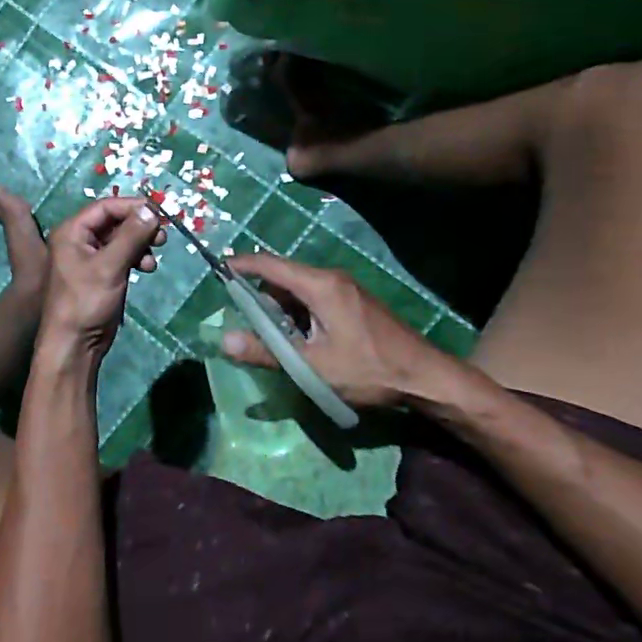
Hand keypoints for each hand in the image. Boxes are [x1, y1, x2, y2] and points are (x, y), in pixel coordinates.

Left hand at [39, 197, 165, 358]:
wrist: (75, 345)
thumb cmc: (85, 302)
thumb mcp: (110, 266)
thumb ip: (131, 236)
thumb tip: (151, 210)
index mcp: (72, 232)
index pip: (105, 207)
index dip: (132, 207)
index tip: (158, 212)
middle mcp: (79, 240)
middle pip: (114, 221)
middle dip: (139, 226)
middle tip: (161, 235)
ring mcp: (90, 258)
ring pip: (121, 239)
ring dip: (140, 243)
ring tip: (156, 253)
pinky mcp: (101, 274)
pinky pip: (122, 256)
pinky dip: (136, 257)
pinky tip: (147, 268)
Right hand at [221, 254, 443, 407]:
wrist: (425, 377)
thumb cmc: (367, 369)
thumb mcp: (311, 366)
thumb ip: (266, 352)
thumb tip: (225, 340)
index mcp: (320, 285)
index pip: (270, 264)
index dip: (241, 265)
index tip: (217, 270)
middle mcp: (332, 278)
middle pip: (284, 276)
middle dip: (260, 295)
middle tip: (243, 321)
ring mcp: (346, 288)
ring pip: (299, 288)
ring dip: (280, 307)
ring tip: (269, 337)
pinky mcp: (354, 301)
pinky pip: (315, 296)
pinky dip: (298, 312)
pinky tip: (298, 340)